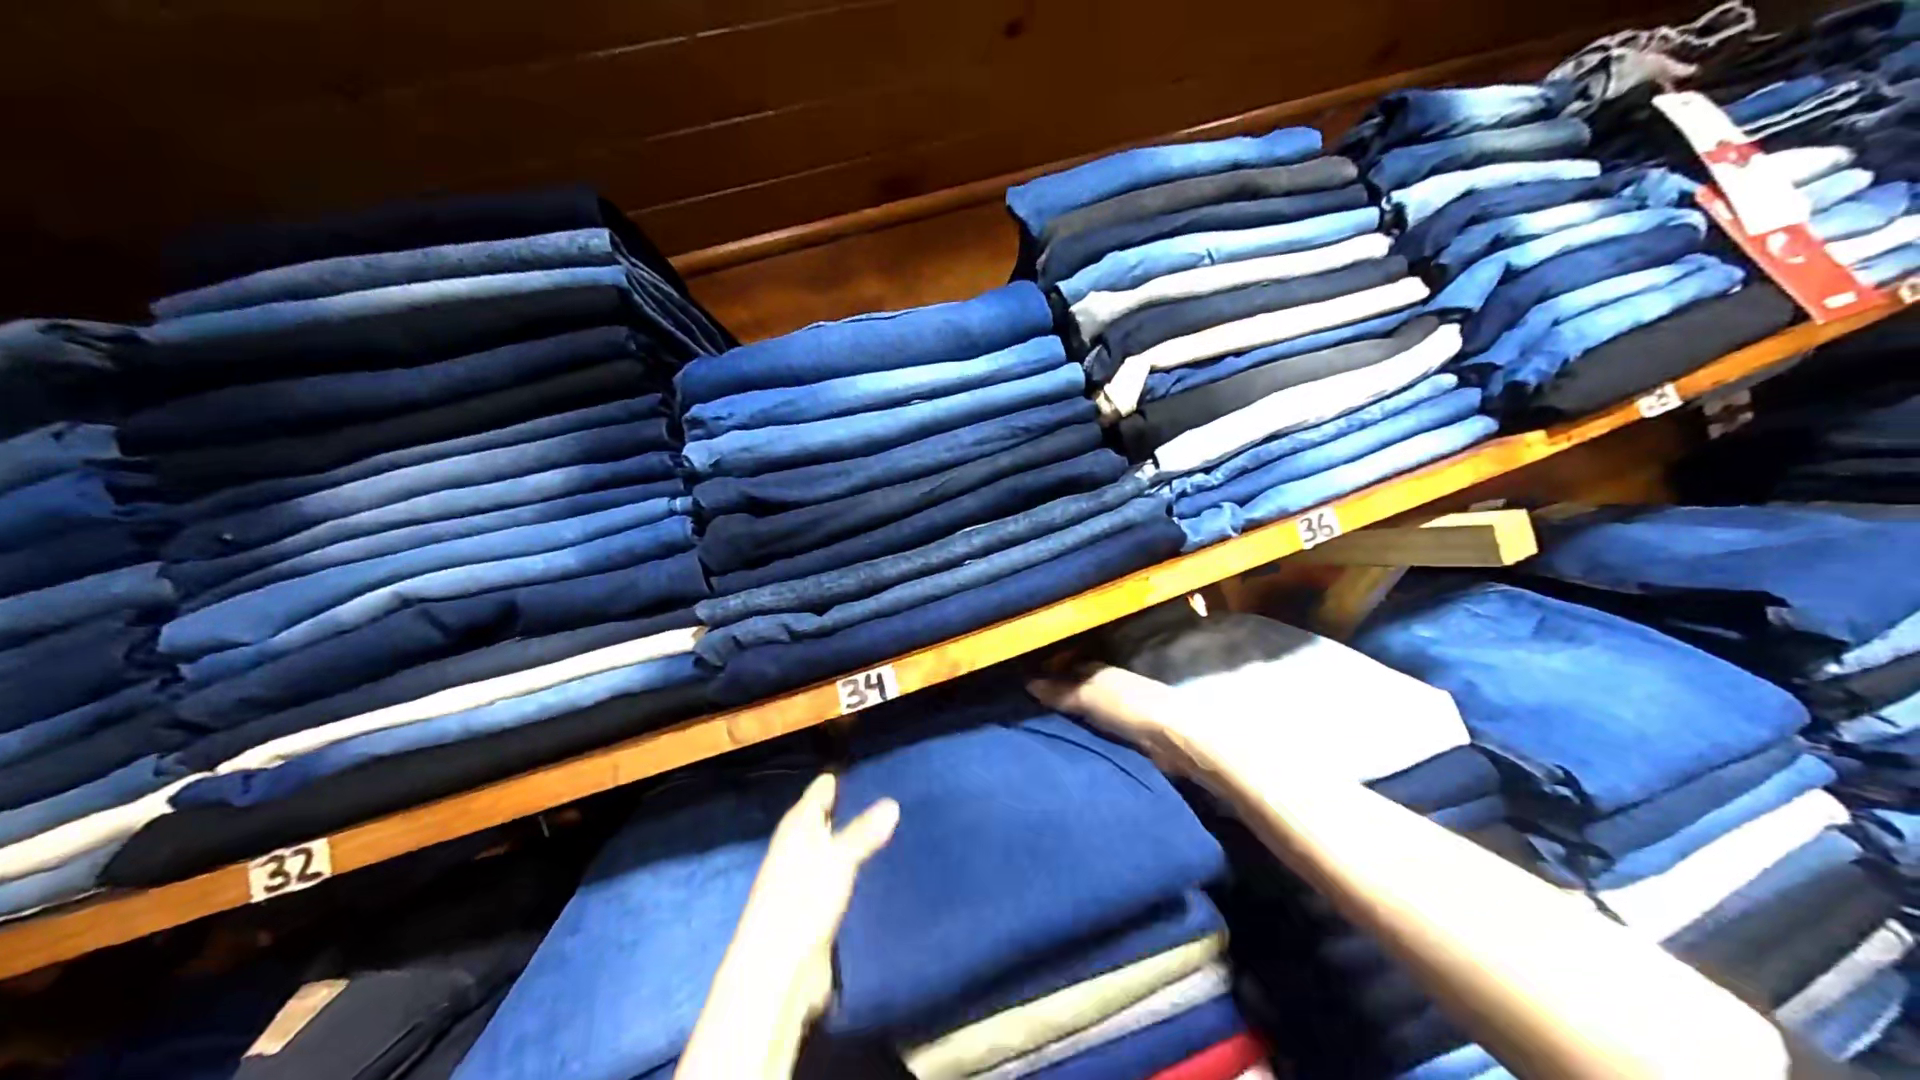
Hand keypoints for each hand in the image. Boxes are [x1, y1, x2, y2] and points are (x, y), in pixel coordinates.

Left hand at [677, 775, 898, 1079]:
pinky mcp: (813, 910)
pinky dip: (854, 868)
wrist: (777, 975)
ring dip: (852, 839)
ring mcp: (803, 882)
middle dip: (848, 807)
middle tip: (884, 790)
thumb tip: (892, 802)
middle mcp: (797, 851)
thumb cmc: (801, 904)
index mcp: (795, 830)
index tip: (862, 765)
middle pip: (823, 821)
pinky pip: (838, 877)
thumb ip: (863, 833)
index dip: (835, 781)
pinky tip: (876, 867)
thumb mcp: (837, 861)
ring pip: (831, 849)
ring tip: (888, 825)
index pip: (816, 795)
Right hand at [1028, 663, 1216, 775]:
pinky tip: (1072, 740)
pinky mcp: (1131, 730)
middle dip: (1059, 692)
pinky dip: (1085, 730)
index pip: (1068, 665)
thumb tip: (1028, 682)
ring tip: (1044, 726)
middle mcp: (1111, 683)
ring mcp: (1122, 706)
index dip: (1049, 672)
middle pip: (1079, 685)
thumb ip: (1059, 691)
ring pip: (1089, 706)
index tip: (1025, 682)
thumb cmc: (1127, 707)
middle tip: (1029, 707)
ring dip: (1073, 714)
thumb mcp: (1086, 696)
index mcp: (1100, 668)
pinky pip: (1099, 726)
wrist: (1172, 737)